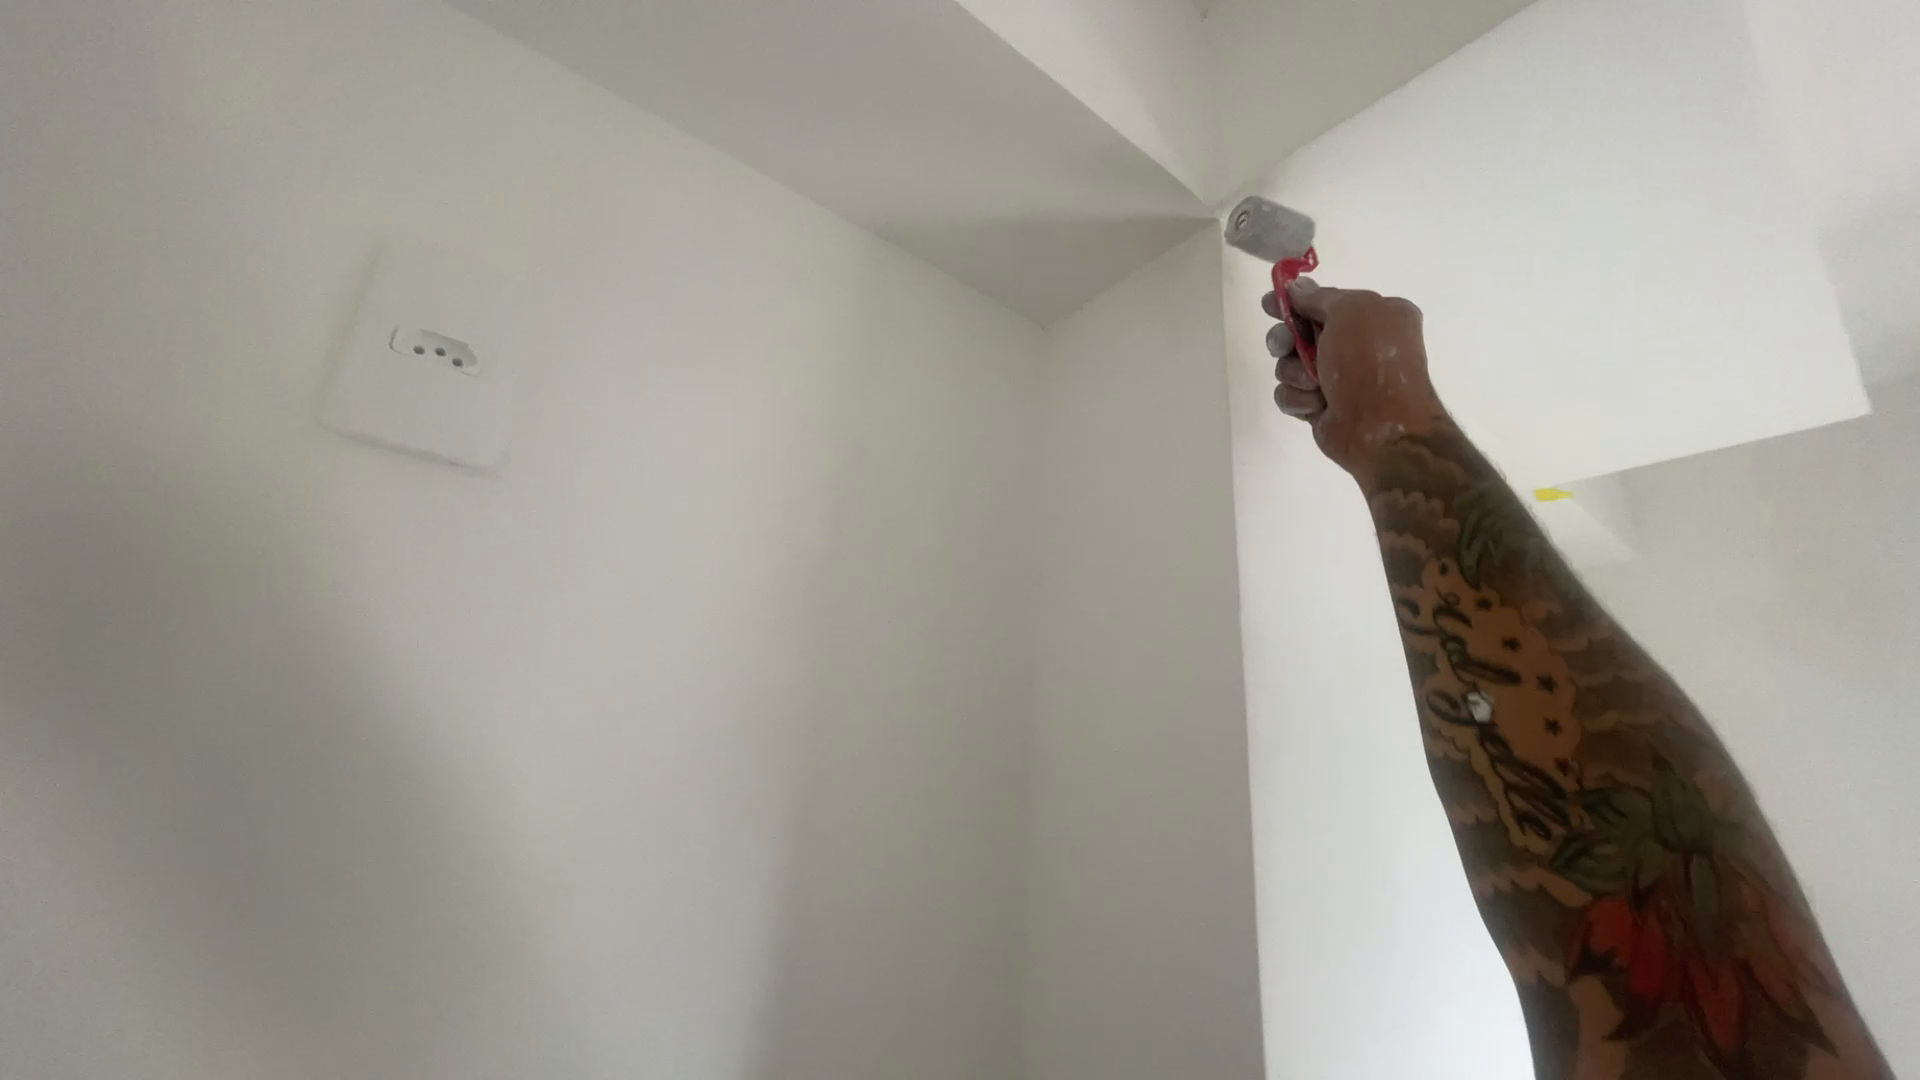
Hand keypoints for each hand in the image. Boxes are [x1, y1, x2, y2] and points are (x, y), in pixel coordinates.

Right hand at [1264, 278, 1447, 481]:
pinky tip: (1314, 405)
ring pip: (1288, 366)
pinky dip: (1297, 399)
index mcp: (1374, 317)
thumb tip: (1296, 288)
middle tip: (1284, 347)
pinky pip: (1289, 394)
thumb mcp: (1352, 312)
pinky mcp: (1319, 405)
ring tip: (1313, 385)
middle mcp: (1356, 345)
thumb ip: (1319, 297)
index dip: (1293, 303)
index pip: (1323, 303)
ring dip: (1294, 373)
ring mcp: (1336, 377)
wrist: (1379, 426)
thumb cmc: (1371, 362)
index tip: (1269, 304)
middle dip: (1286, 340)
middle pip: (1298, 334)